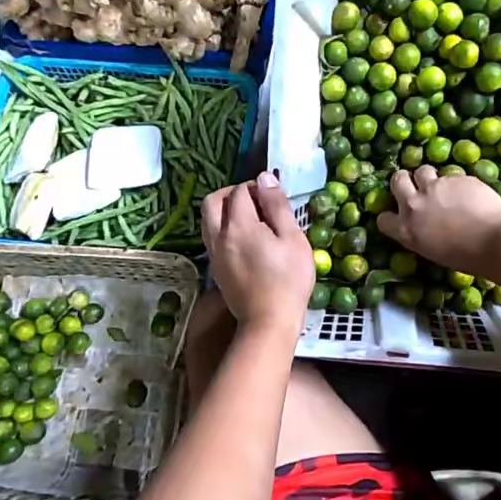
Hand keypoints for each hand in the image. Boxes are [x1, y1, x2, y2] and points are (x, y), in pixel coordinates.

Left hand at [201, 172, 313, 330]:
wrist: (269, 321)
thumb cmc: (288, 279)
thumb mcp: (292, 238)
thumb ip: (276, 206)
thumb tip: (264, 178)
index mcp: (238, 225)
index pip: (240, 191)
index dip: (256, 187)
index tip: (273, 196)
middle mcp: (218, 236)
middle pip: (213, 201)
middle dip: (232, 193)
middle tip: (255, 200)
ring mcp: (214, 254)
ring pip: (208, 220)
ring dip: (224, 210)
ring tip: (250, 219)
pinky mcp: (215, 269)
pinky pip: (212, 237)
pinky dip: (223, 228)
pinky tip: (245, 240)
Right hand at [377, 167, 500, 269]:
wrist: (493, 240)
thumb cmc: (466, 256)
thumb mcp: (431, 250)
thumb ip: (420, 233)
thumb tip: (425, 224)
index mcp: (406, 230)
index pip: (383, 219)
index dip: (391, 214)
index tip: (401, 213)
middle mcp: (414, 205)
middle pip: (398, 180)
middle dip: (405, 179)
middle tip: (416, 185)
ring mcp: (434, 188)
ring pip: (423, 171)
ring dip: (430, 177)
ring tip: (443, 187)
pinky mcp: (454, 178)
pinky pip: (451, 175)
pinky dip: (457, 183)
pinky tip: (469, 194)